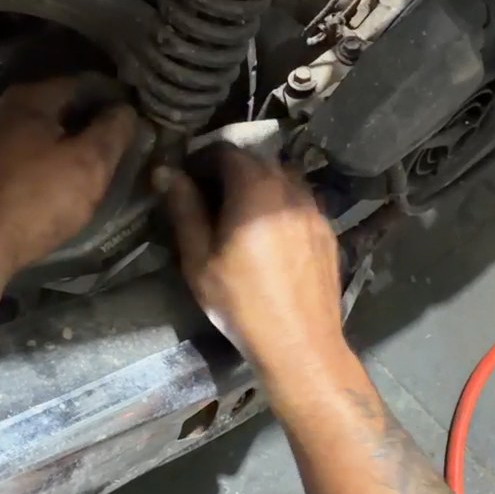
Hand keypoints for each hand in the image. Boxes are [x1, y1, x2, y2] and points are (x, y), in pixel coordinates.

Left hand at [0, 77, 141, 283]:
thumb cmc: (35, 202)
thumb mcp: (88, 167)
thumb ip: (112, 134)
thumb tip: (126, 110)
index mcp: (29, 100)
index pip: (79, 84)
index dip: (109, 98)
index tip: (129, 119)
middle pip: (51, 108)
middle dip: (81, 122)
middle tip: (109, 146)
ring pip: (29, 135)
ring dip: (55, 146)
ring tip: (79, 168)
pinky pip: (12, 160)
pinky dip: (33, 166)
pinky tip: (44, 186)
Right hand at [157, 145, 347, 379]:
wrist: (299, 343)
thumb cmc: (241, 303)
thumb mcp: (199, 260)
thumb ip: (184, 210)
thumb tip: (166, 172)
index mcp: (255, 189)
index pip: (227, 150)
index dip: (204, 158)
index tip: (188, 178)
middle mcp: (290, 188)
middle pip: (259, 160)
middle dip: (232, 170)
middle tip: (211, 198)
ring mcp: (315, 209)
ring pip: (285, 179)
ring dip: (261, 186)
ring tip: (241, 215)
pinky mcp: (328, 231)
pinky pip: (301, 203)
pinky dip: (282, 206)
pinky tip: (270, 235)